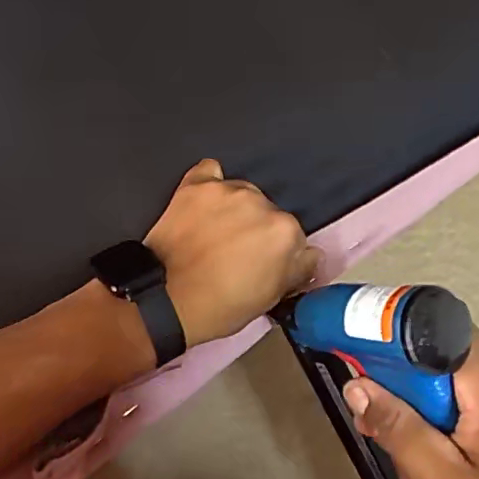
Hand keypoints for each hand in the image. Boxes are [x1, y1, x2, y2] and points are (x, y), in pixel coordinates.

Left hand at [144, 159, 318, 345]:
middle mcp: (261, 203)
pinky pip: (210, 171)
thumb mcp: (272, 297)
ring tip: (215, 231)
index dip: (278, 253)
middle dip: (257, 229)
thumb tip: (310, 255)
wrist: (168, 300)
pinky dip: (209, 184)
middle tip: (236, 251)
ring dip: (235, 208)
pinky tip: (203, 201)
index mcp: (286, 231)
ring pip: (242, 193)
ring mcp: (227, 190)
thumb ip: (298, 268)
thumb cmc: (223, 306)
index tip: (263, 264)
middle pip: (268, 212)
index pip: (294, 237)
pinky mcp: (195, 185)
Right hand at [344, 334, 478, 478]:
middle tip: (406, 471)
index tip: (359, 367)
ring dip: (442, 441)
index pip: (438, 328)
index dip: (391, 337)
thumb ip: (400, 432)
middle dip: (415, 414)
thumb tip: (357, 384)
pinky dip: (473, 451)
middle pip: (449, 374)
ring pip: (472, 406)